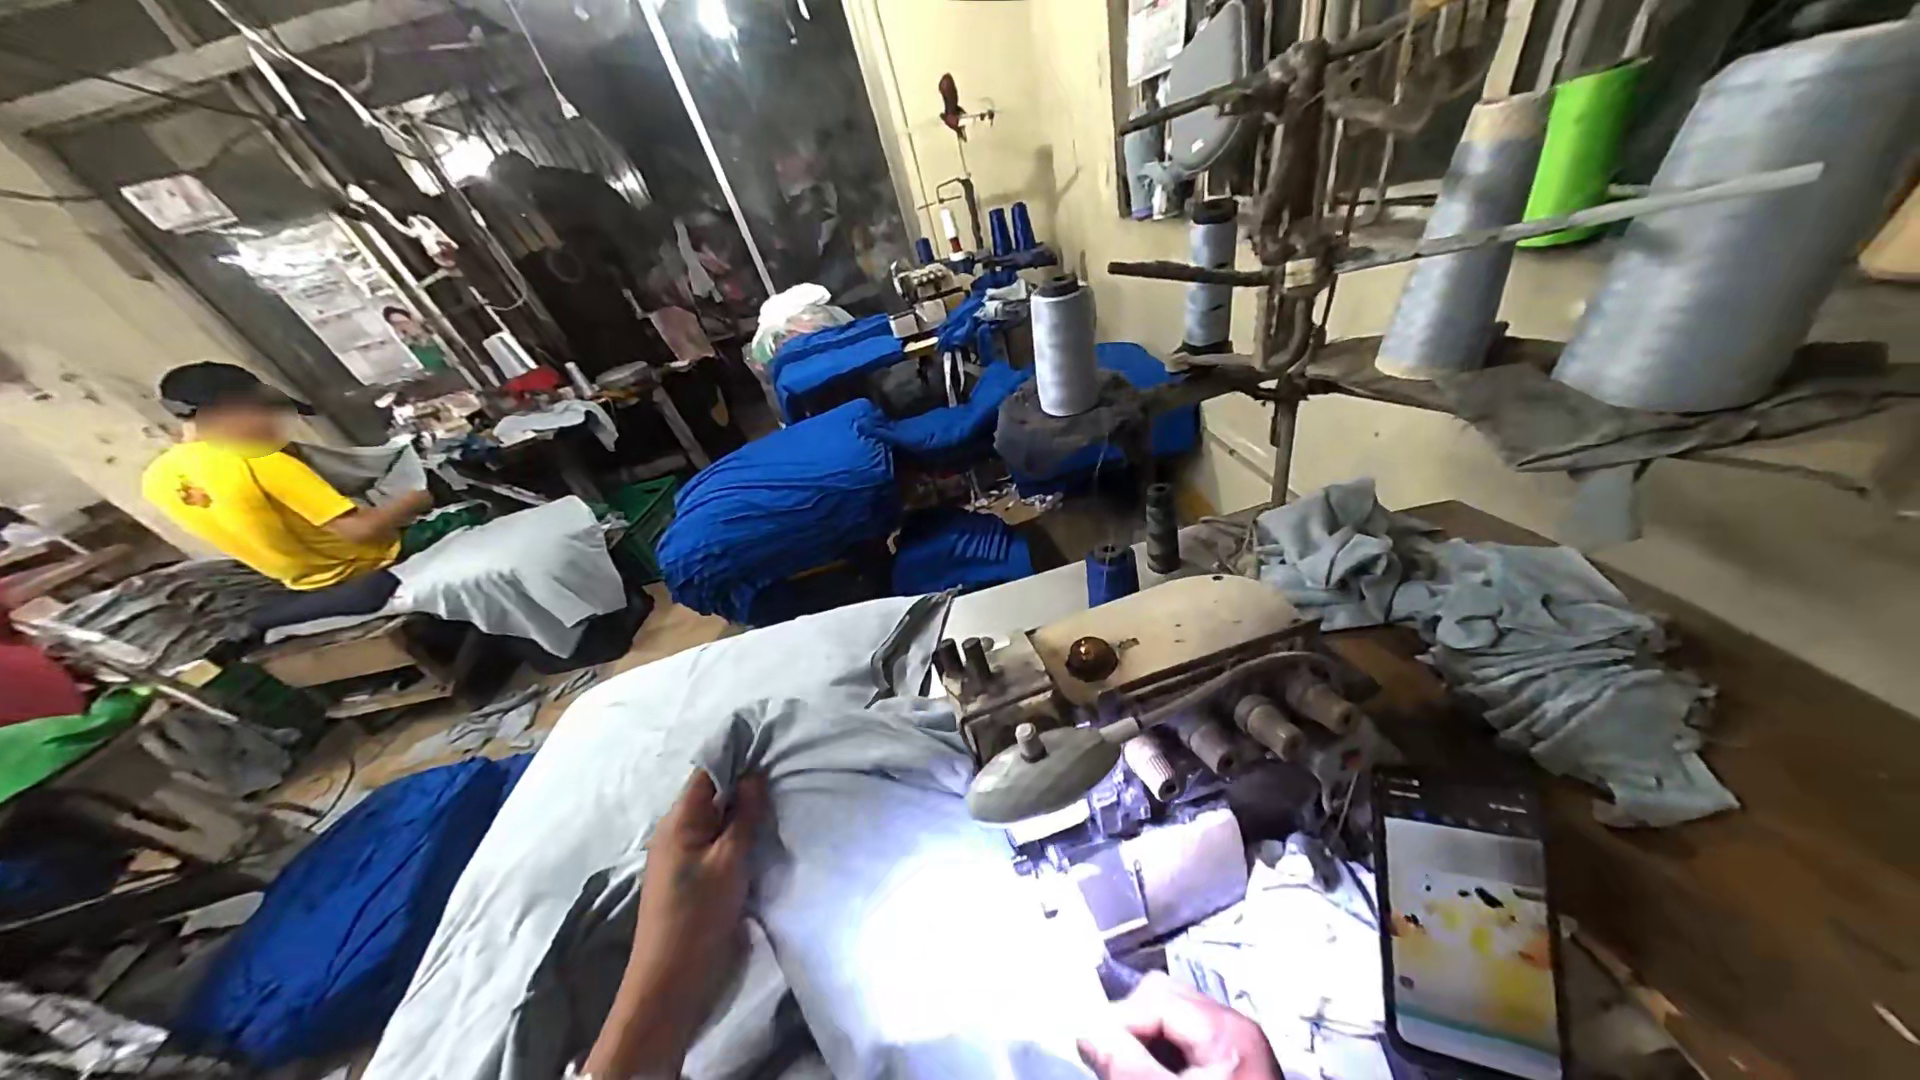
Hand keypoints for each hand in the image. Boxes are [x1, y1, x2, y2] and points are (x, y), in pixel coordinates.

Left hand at [583, 769, 768, 1077]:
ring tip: (784, 796)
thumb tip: (755, 775)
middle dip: (747, 782)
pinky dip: (743, 834)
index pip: (708, 771)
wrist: (673, 985)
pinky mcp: (698, 877)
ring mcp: (687, 856)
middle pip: (715, 793)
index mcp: (679, 821)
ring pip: (721, 819)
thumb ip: (745, 815)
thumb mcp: (730, 860)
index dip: (737, 754)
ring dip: (747, 811)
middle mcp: (679, 832)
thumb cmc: (699, 916)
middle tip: (787, 770)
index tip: (771, 741)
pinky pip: (721, 842)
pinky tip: (768, 832)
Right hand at [1077, 972, 1281, 1079]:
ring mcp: (1239, 1051)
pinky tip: (1149, 1076)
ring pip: (1171, 1020)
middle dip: (1132, 1027)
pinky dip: (1162, 1057)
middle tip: (1109, 1063)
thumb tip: (1087, 1033)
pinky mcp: (1235, 1073)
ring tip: (1126, 1071)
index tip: (1093, 1053)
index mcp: (1226, 1030)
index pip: (1155, 999)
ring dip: (1144, 1041)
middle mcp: (1236, 1029)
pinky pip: (1185, 1044)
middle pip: (1165, 999)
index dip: (1119, 1023)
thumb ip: (1124, 1066)